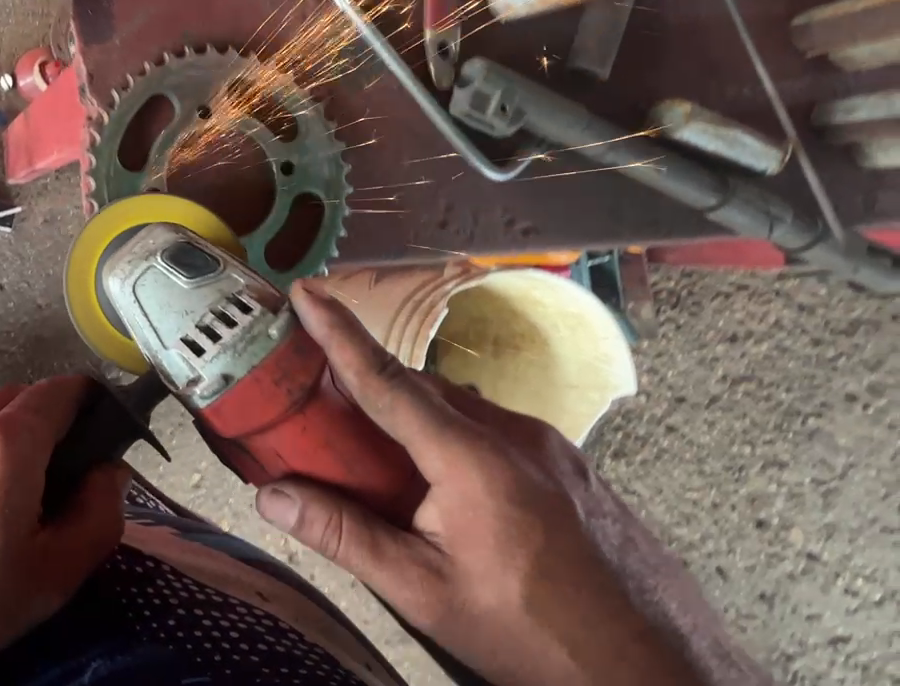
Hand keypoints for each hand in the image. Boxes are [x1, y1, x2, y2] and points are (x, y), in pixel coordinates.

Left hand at [0, 376, 131, 683]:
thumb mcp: (52, 576)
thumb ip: (98, 515)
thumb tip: (111, 472)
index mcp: (7, 443)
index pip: (60, 390)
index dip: (87, 399)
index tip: (100, 422)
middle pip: (20, 397)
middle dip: (46, 420)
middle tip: (57, 472)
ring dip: (3, 434)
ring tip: (5, 490)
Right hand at [256, 280, 763, 685]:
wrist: (664, 678)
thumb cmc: (536, 635)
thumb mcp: (424, 592)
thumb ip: (344, 535)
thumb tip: (269, 495)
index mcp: (472, 458)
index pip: (385, 378)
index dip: (337, 331)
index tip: (306, 288)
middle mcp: (513, 434)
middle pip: (417, 387)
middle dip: (362, 377)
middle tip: (315, 387)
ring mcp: (550, 447)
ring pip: (456, 407)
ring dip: (407, 412)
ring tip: (374, 447)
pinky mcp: (572, 466)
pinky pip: (490, 428)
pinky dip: (448, 434)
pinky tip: (441, 480)